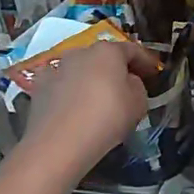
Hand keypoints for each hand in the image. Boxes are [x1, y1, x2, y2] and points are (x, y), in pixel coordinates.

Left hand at [17, 38, 158, 179]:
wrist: (58, 143)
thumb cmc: (106, 118)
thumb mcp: (139, 103)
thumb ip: (137, 86)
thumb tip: (128, 82)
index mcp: (108, 51)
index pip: (132, 50)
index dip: (146, 61)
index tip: (154, 73)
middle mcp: (80, 52)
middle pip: (103, 57)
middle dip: (116, 69)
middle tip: (127, 85)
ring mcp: (56, 68)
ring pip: (81, 69)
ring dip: (91, 78)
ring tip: (98, 97)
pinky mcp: (39, 87)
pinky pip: (62, 85)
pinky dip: (70, 91)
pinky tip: (74, 106)